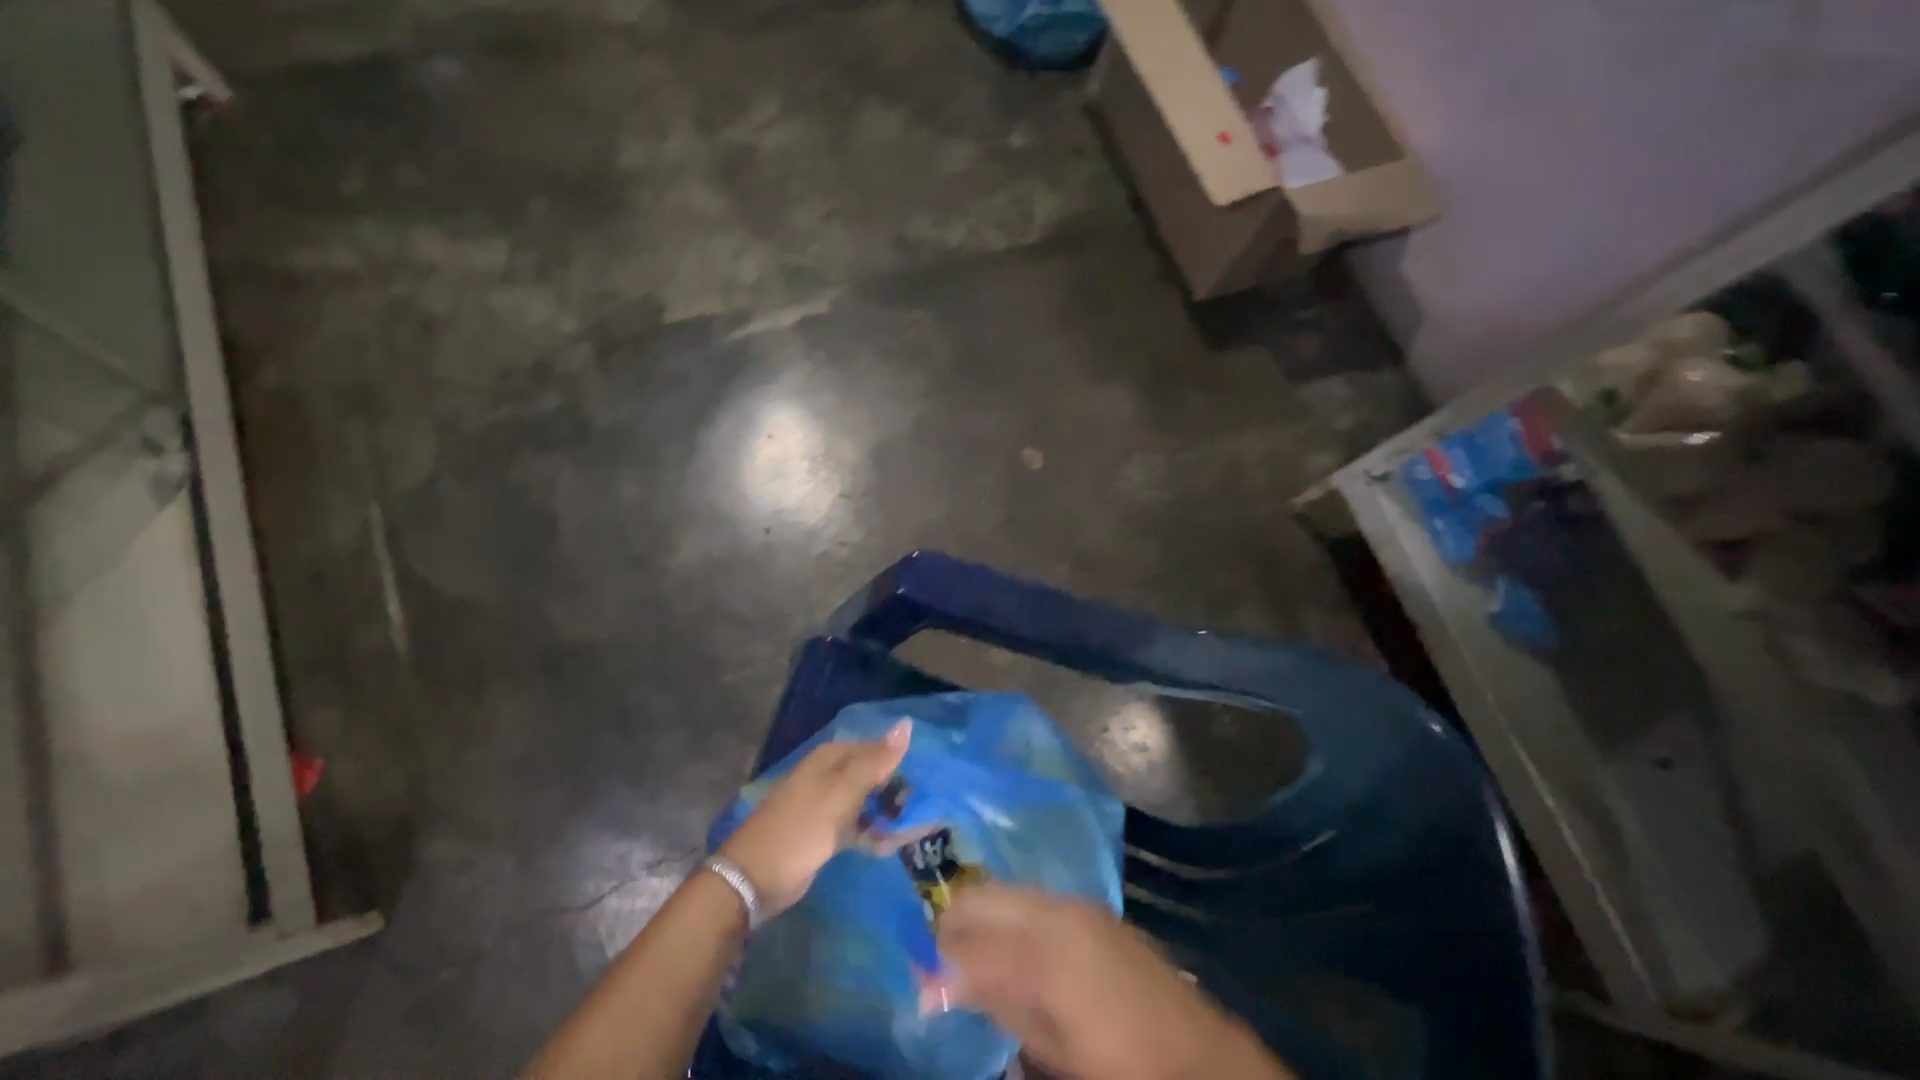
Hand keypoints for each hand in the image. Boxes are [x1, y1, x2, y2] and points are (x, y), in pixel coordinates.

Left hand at [718, 721, 910, 915]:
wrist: (757, 878)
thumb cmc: (802, 828)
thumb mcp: (842, 792)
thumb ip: (876, 761)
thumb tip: (907, 724)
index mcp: (830, 759)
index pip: (874, 748)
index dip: (899, 760)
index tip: (928, 776)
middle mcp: (829, 777)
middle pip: (872, 775)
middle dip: (897, 789)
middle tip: (926, 806)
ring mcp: (827, 807)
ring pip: (867, 803)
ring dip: (889, 814)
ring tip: (917, 828)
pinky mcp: (826, 835)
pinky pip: (859, 828)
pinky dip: (874, 834)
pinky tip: (893, 845)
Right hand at [934, 886, 1293, 1079]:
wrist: (1197, 1052)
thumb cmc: (1119, 1062)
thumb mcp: (1051, 1047)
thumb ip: (996, 1004)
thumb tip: (937, 989)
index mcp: (1043, 955)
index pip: (968, 942)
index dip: (938, 957)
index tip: (922, 975)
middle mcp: (1056, 915)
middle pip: (983, 898)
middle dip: (954, 922)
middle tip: (939, 956)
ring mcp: (1079, 907)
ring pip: (1009, 893)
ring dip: (983, 913)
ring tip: (971, 950)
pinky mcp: (1096, 910)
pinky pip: (1037, 900)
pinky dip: (1013, 914)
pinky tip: (1012, 944)